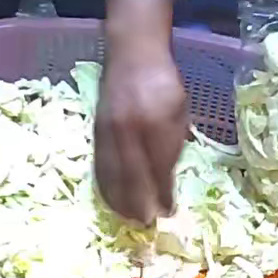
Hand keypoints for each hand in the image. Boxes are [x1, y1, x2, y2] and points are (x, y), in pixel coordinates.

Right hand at [94, 47, 187, 222]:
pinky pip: (100, 166)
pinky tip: (111, 200)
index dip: (162, 193)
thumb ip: (174, 143)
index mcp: (156, 123)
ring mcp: (109, 131)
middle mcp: (129, 129)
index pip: (159, 168)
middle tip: (145, 224)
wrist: (132, 54)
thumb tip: (167, 178)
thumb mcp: (180, 111)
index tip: (167, 211)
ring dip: (119, 201)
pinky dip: (106, 186)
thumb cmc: (163, 83)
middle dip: (139, 204)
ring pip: (112, 174)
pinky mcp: (97, 132)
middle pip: (133, 176)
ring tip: (127, 219)